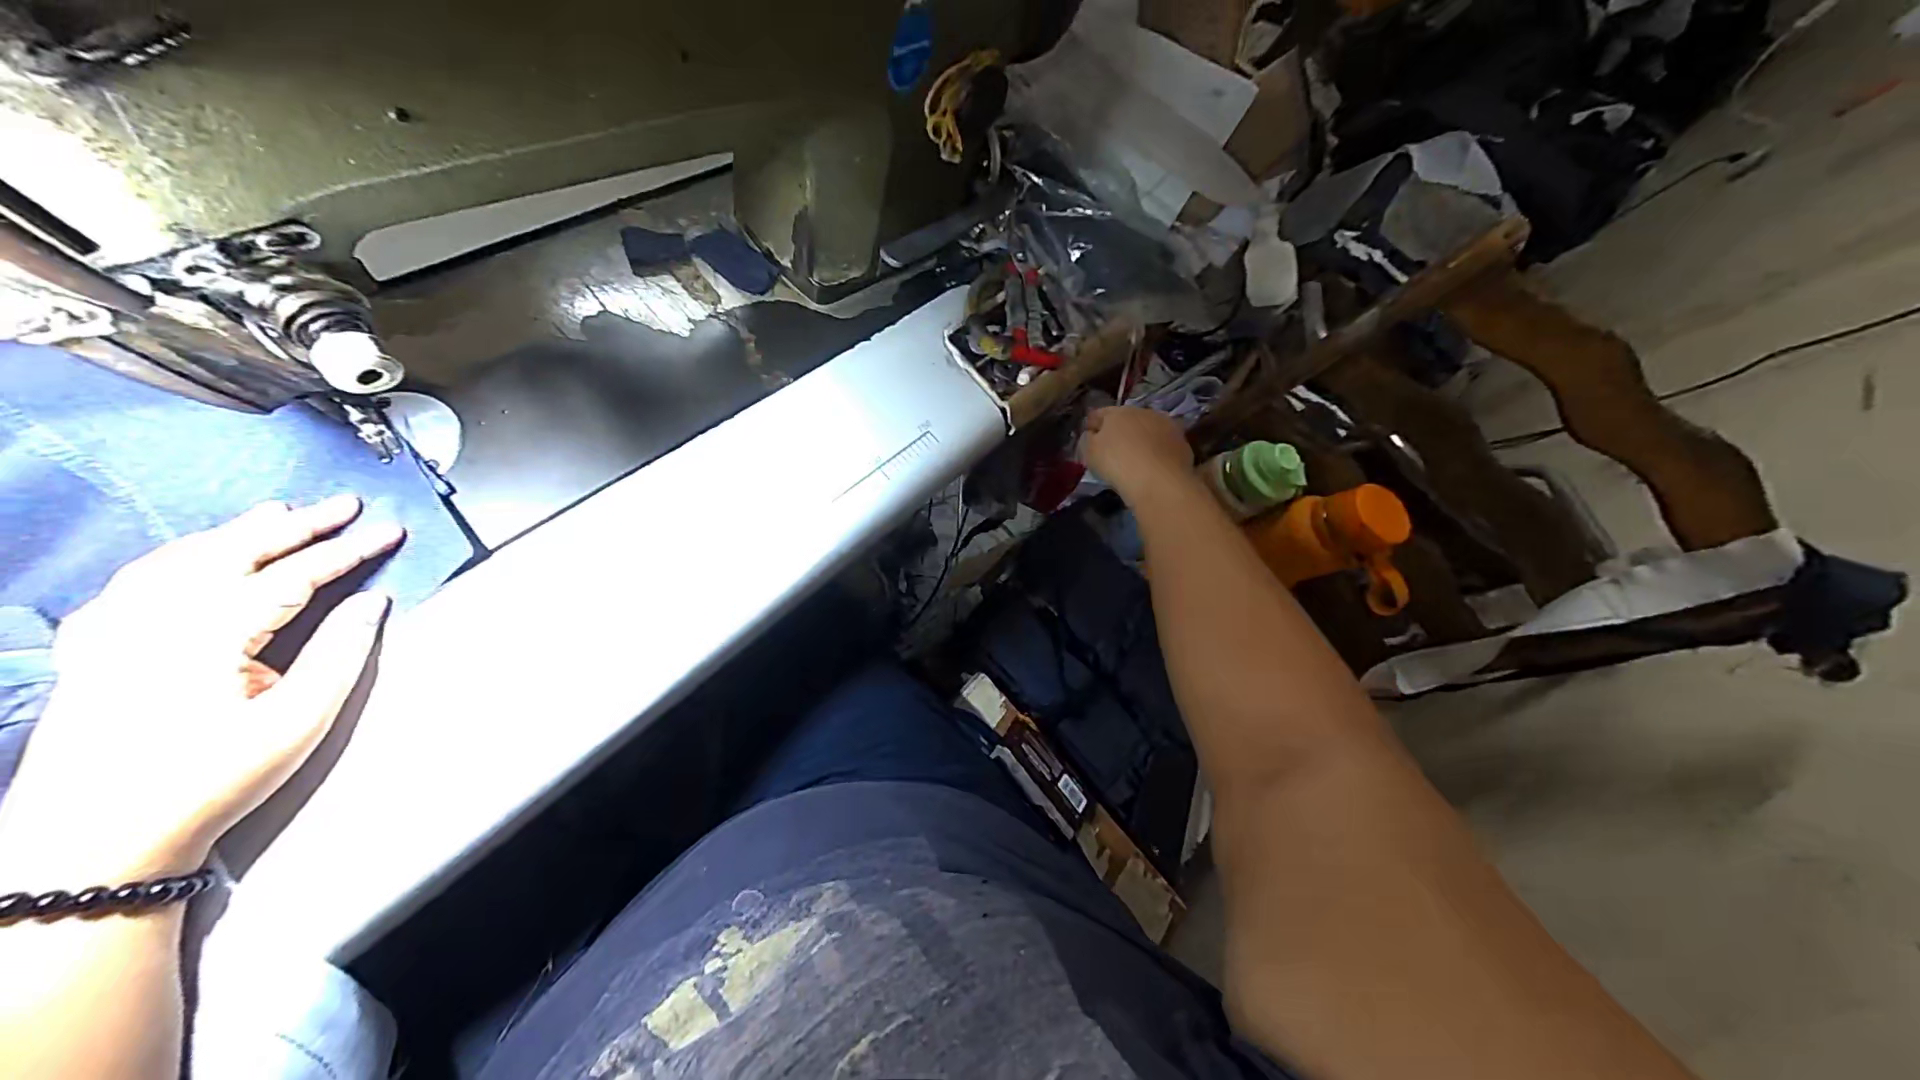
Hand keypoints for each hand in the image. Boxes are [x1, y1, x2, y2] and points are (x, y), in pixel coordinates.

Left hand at [0, 497, 402, 884]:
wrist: (94, 841)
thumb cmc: (205, 783)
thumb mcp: (297, 722)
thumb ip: (340, 652)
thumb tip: (369, 602)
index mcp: (205, 635)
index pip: (293, 574)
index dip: (349, 549)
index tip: (388, 533)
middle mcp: (151, 619)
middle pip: (234, 550)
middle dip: (298, 524)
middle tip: (344, 506)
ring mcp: (114, 630)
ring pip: (182, 556)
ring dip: (239, 531)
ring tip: (280, 513)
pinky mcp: (94, 647)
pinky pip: (138, 579)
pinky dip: (181, 554)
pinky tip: (196, 552)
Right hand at [1081, 406, 1197, 503]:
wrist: (1159, 481)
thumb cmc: (1117, 463)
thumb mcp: (1090, 452)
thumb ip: (1087, 439)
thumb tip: (1092, 434)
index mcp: (1117, 411)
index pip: (1099, 414)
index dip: (1092, 425)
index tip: (1089, 438)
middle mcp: (1143, 411)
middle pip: (1126, 419)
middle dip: (1120, 431)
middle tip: (1113, 450)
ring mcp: (1166, 425)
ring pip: (1148, 430)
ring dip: (1141, 440)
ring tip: (1136, 459)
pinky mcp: (1182, 442)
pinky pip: (1163, 445)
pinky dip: (1157, 452)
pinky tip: (1153, 466)